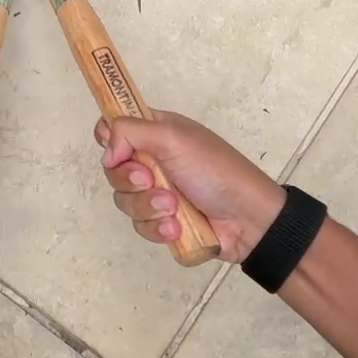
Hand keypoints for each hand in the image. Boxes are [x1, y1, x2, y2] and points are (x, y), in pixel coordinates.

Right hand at [94, 110, 285, 261]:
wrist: (250, 220)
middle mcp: (152, 160)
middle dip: (128, 180)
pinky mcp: (163, 222)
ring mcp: (156, 193)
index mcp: (154, 132)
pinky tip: (176, 227)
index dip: (109, 139)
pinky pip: (140, 226)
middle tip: (150, 180)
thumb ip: (130, 132)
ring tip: (173, 208)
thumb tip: (106, 153)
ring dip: (146, 206)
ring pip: (124, 201)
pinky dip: (156, 228)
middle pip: (113, 170)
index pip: (114, 128)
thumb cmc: (214, 170)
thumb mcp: (172, 137)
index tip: (116, 151)